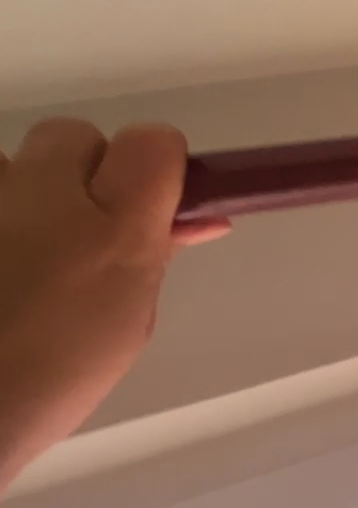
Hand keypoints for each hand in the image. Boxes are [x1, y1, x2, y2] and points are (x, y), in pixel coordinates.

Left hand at [0, 119, 227, 490]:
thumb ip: (156, 250)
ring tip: (20, 251)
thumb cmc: (56, 372)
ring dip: (21, 193)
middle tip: (83, 223)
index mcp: (110, 226)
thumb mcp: (134, 313)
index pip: (150, 141)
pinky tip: (5, 261)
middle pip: (69, 136)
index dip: (158, 163)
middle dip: (85, 168)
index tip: (158, 200)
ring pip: (8, 164)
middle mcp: (34, 199)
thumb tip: (189, 218)